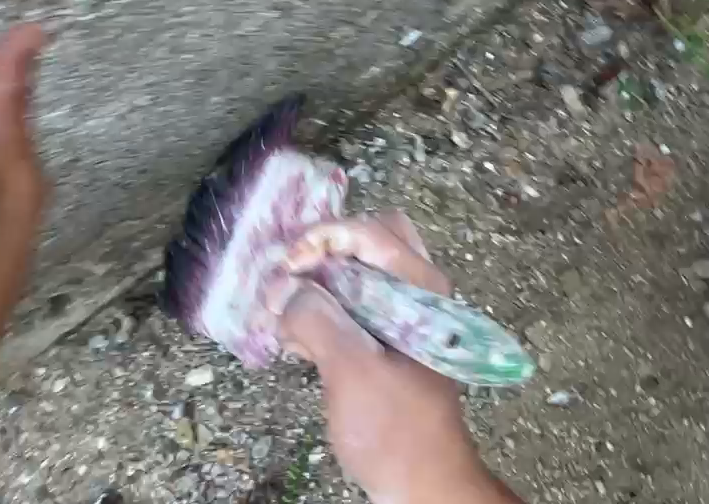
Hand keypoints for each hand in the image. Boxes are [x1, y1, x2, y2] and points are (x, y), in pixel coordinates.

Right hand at [275, 214, 522, 503]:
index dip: (324, 237)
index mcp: (420, 284)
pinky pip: (353, 302)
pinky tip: (296, 340)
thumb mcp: (350, 370)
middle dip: (325, 249)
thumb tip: (285, 288)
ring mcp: (403, 311)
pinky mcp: (387, 337)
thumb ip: (317, 318)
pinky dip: (325, 308)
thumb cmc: (394, 426)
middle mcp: (416, 287)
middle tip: (291, 275)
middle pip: (369, 238)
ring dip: (321, 281)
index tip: (287, 267)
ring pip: (359, 269)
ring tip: (285, 313)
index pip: (370, 230)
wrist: (424, 484)